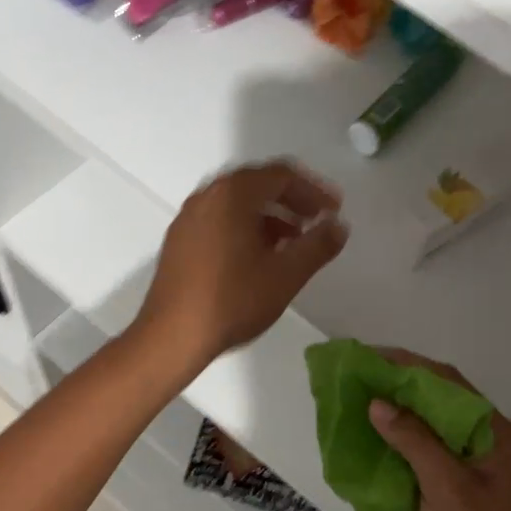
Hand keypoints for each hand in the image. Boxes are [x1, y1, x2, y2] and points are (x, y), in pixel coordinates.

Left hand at [134, 161, 346, 370]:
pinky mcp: (179, 242)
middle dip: (291, 201)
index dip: (313, 190)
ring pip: (236, 205)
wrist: (172, 336)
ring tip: (292, 244)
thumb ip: (318, 245)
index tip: (334, 210)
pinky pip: (219, 221)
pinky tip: (258, 259)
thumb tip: (339, 226)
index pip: (281, 174)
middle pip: (257, 185)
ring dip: (269, 217)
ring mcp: (188, 219)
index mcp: (233, 194)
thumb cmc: (233, 301)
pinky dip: (245, 228)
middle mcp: (207, 196)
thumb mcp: (286, 275)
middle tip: (315, 222)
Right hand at [368, 352, 510, 510]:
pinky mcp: (448, 487)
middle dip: (397, 389)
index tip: (371, 357)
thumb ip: (414, 441)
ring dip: (393, 416)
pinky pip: (418, 454)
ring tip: (353, 403)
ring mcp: (465, 466)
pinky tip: (365, 440)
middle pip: (436, 403)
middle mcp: (482, 442)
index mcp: (493, 434)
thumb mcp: (446, 487)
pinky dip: (393, 445)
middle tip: (356, 378)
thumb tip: (377, 403)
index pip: (450, 385)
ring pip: (425, 428)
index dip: (411, 366)